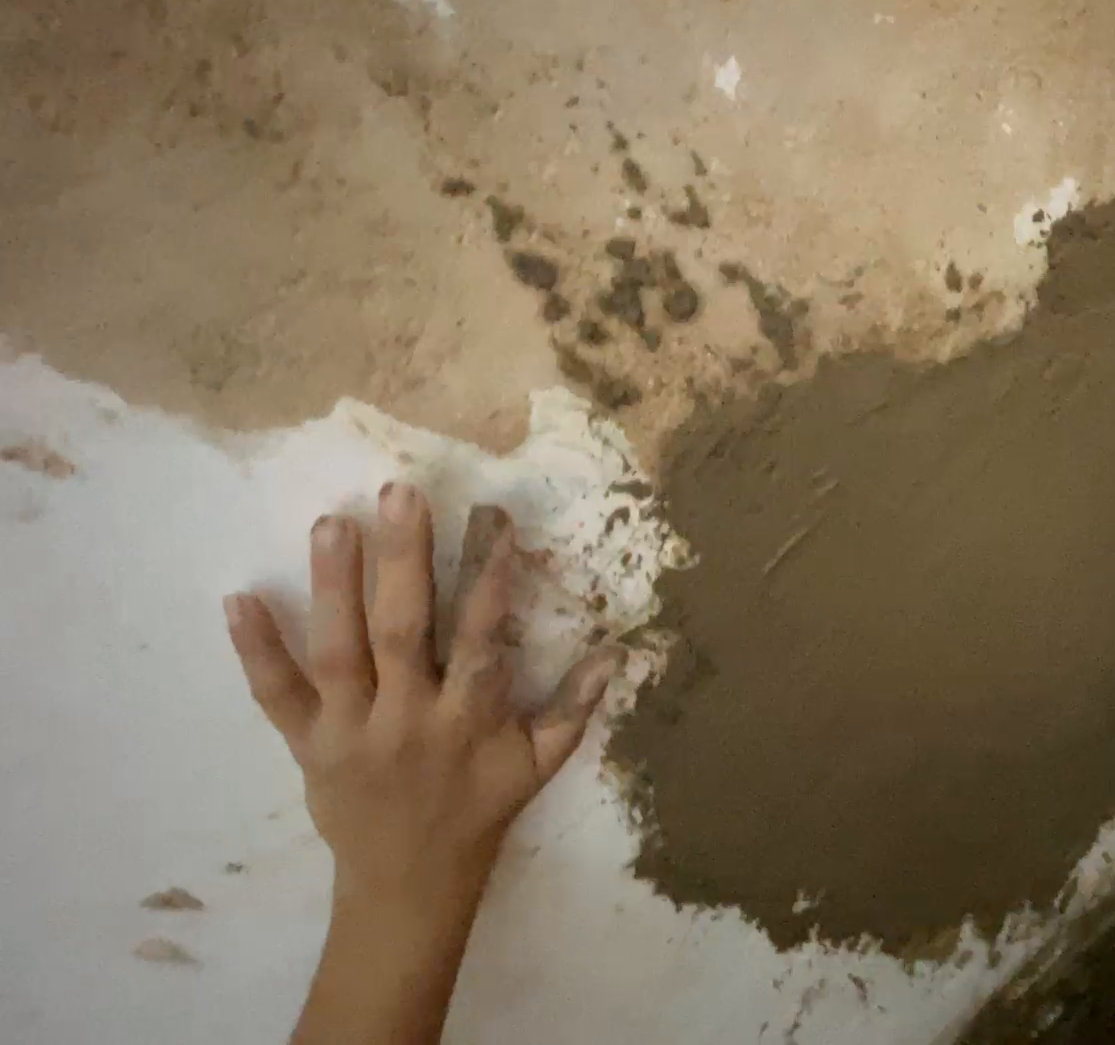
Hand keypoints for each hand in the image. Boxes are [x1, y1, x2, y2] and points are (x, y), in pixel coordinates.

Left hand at [222, 483, 624, 912]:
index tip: (494, 523)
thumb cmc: (485, 807)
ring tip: (333, 521)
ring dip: (334, 584)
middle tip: (400, 495)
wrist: (410, 878)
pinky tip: (239, 598)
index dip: (490, 579)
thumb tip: (616, 654)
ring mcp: (350, 730)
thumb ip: (577, 707)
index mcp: (471, 719)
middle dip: (404, 559)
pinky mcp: (306, 745)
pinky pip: (276, 696)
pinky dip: (256, 650)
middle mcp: (409, 717)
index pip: (482, 637)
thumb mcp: (543, 762)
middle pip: (403, 630)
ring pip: (338, 651)